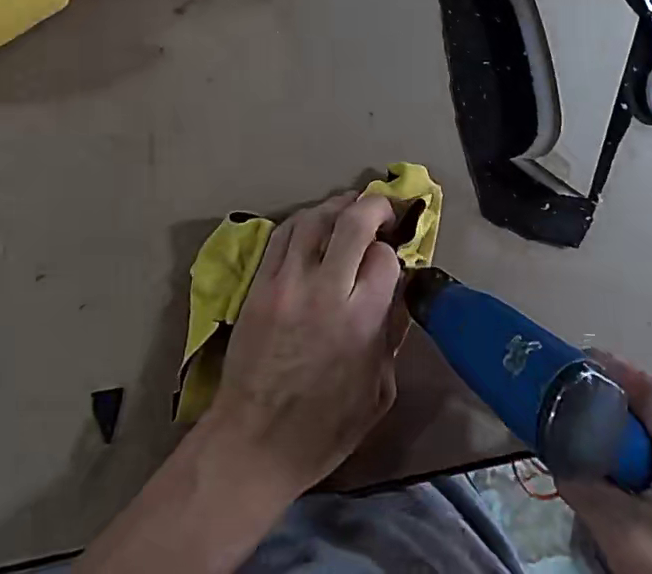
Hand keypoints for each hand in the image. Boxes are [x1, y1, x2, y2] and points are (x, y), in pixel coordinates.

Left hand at [77, 194, 405, 573]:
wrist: (251, 446)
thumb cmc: (324, 428)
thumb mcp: (381, 389)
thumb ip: (393, 333)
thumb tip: (400, 291)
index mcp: (361, 320)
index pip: (385, 256)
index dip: (394, 251)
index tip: (394, 258)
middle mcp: (324, 292)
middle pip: (353, 221)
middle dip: (375, 206)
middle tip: (384, 211)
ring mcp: (285, 285)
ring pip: (314, 218)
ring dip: (339, 206)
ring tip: (352, 209)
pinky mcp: (257, 287)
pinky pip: (282, 235)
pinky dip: (305, 220)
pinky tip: (316, 225)